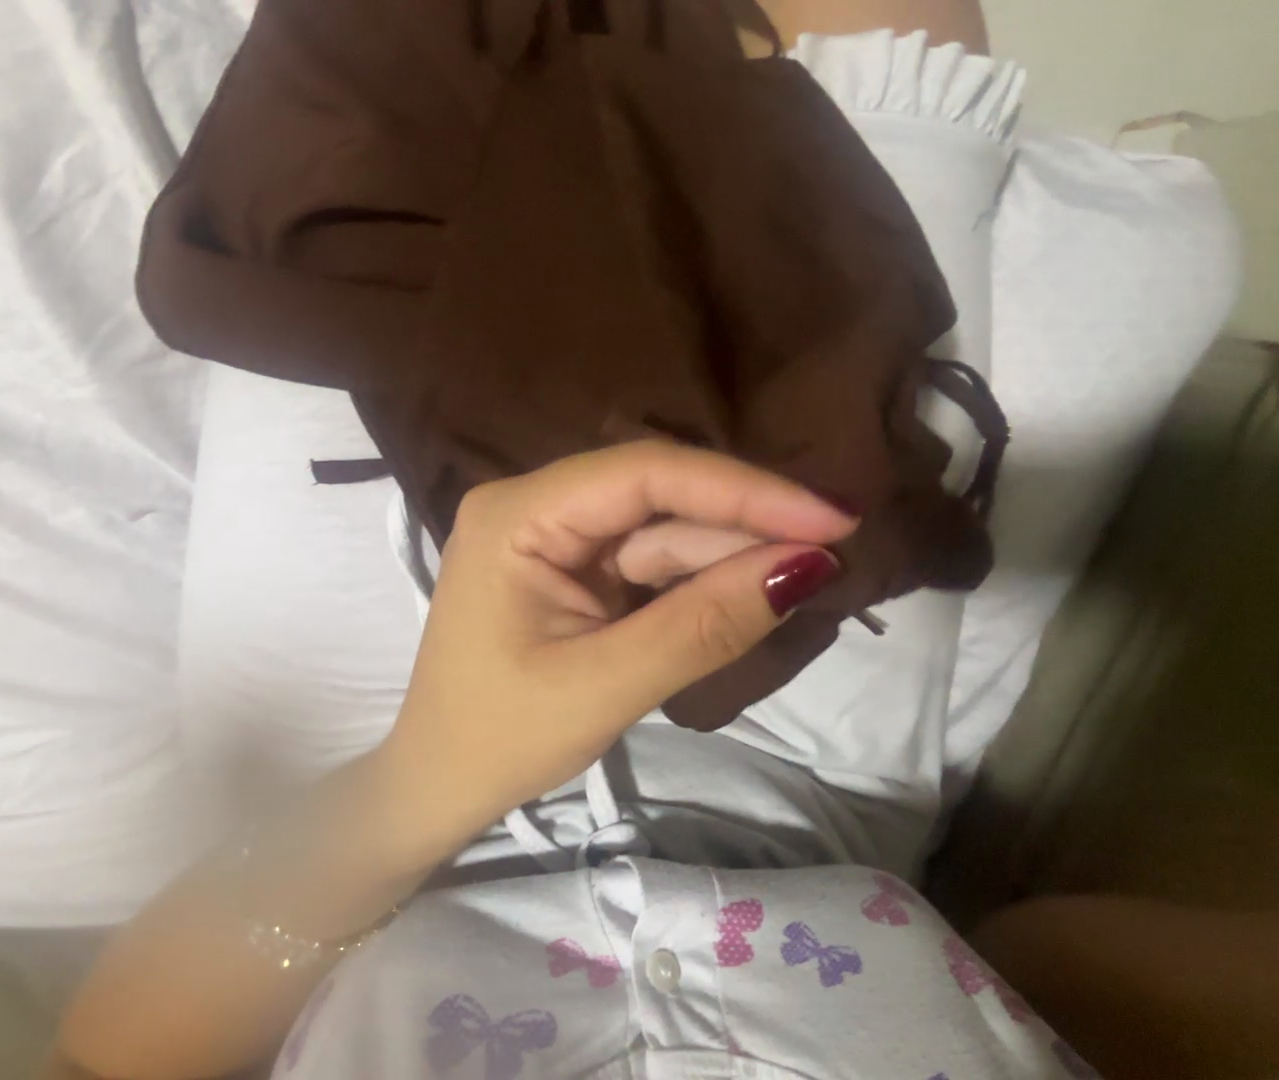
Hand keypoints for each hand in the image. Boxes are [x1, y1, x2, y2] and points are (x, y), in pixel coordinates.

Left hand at [372, 441, 855, 845]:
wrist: (440, 784)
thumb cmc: (500, 738)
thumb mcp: (605, 685)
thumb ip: (703, 624)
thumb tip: (808, 566)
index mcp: (518, 516)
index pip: (645, 474)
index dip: (743, 490)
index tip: (830, 517)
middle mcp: (535, 508)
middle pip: (658, 498)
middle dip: (743, 525)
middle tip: (839, 550)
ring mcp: (554, 540)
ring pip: (660, 531)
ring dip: (730, 556)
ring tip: (812, 576)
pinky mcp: (573, 574)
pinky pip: (648, 565)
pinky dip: (700, 583)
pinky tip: (754, 591)